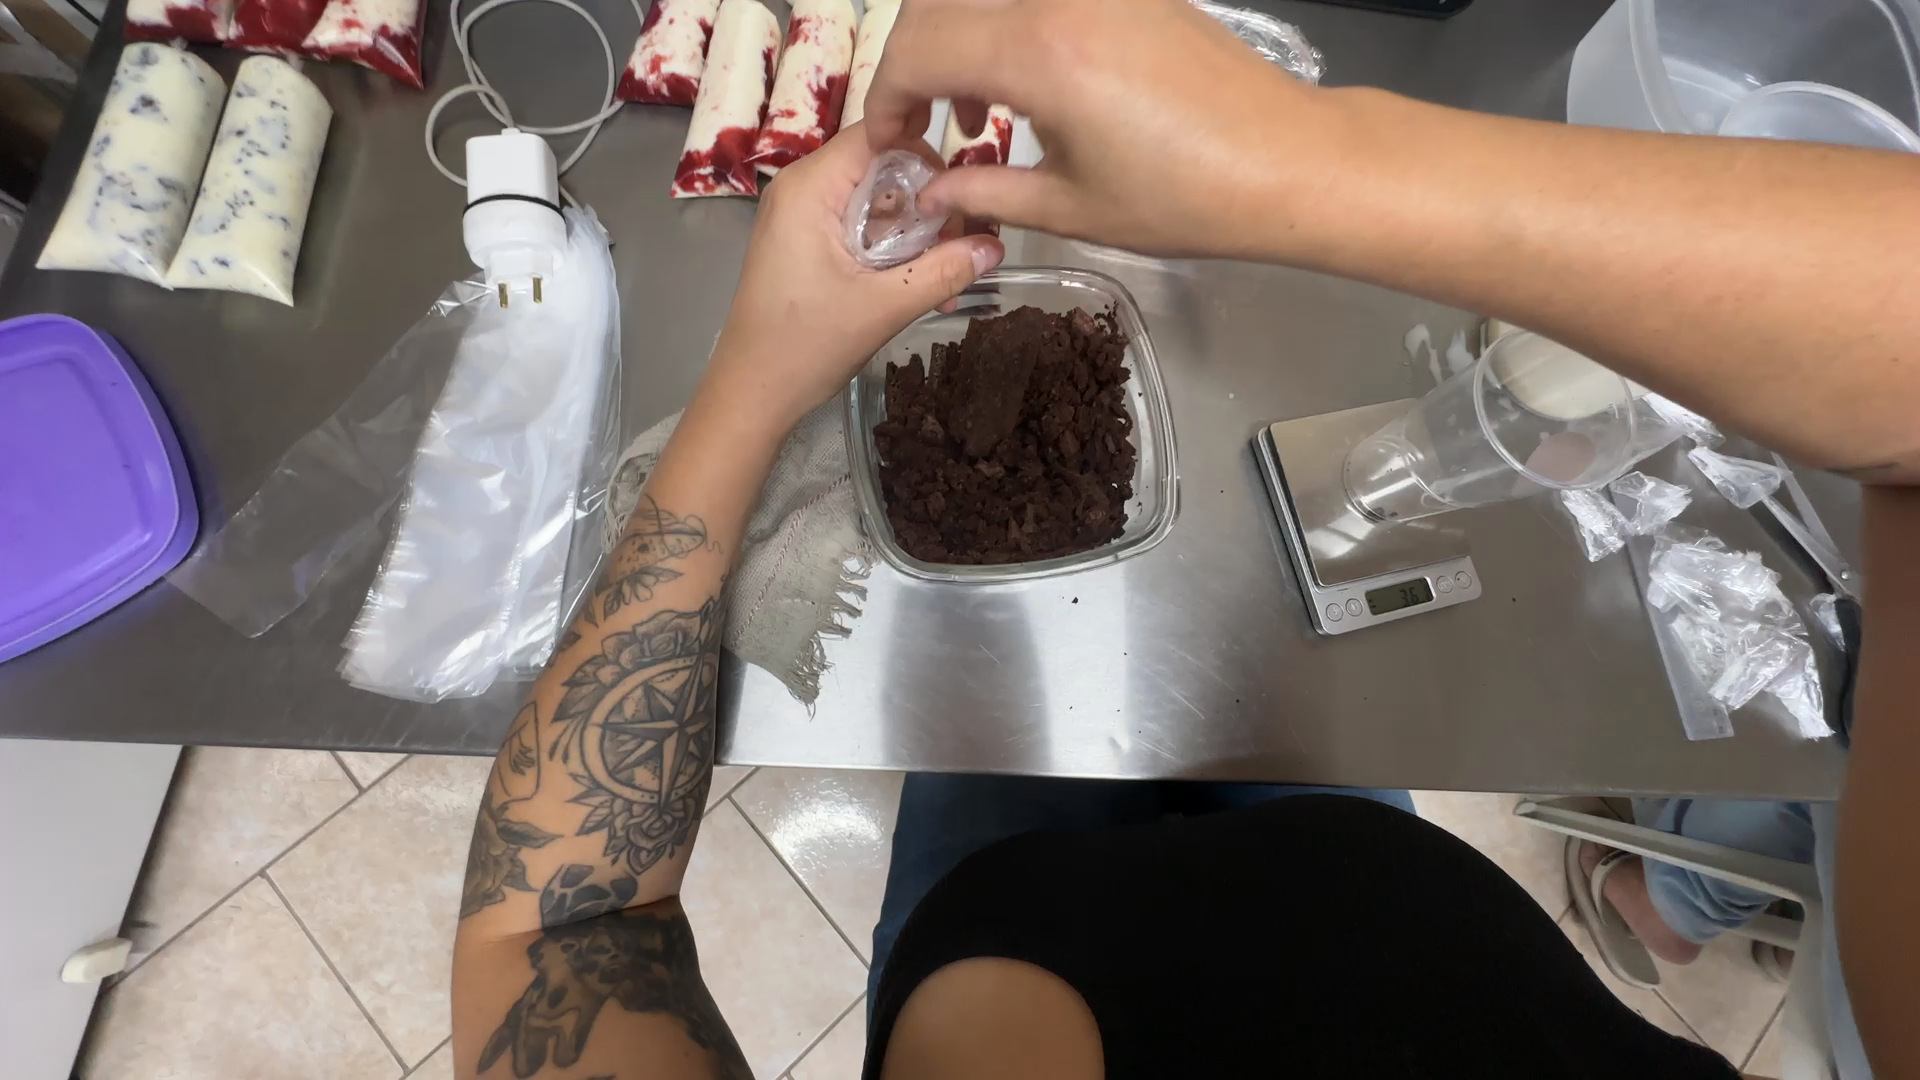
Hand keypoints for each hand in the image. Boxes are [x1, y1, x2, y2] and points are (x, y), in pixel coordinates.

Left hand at [702, 127, 1004, 433]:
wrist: (752, 394)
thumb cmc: (806, 347)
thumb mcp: (883, 308)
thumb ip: (943, 272)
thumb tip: (997, 246)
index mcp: (812, 187)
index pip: (882, 137)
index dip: (930, 161)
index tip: (965, 203)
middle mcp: (804, 190)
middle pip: (883, 171)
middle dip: (929, 208)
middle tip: (966, 249)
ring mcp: (804, 221)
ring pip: (876, 207)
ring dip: (916, 239)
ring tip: (949, 280)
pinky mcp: (808, 249)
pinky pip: (861, 235)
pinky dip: (893, 256)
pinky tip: (922, 290)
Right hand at [863, 0, 1325, 258]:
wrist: (1279, 162)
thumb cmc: (1178, 200)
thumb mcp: (1067, 208)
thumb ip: (985, 191)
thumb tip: (930, 191)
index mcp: (1042, 51)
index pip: (919, 48)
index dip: (885, 100)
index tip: (887, 147)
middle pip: (939, 3)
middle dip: (910, 68)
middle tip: (919, 133)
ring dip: (954, 44)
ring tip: (969, 119)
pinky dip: (1001, 32)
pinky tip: (1018, 89)